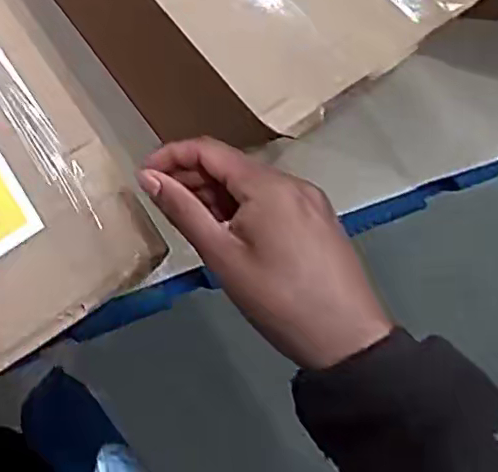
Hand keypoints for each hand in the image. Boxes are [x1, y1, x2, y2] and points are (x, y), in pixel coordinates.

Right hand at [141, 138, 392, 369]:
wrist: (353, 347)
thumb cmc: (280, 300)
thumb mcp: (222, 255)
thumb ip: (182, 209)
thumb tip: (147, 177)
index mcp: (267, 185)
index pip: (207, 149)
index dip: (170, 155)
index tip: (144, 175)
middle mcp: (290, 182)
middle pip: (228, 164)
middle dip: (190, 176)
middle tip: (162, 201)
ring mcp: (308, 200)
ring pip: (247, 182)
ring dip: (214, 193)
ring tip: (191, 220)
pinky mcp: (317, 219)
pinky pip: (268, 198)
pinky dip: (240, 205)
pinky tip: (227, 231)